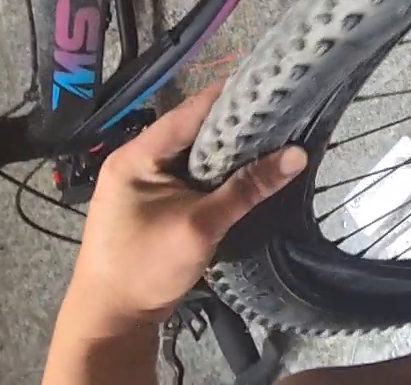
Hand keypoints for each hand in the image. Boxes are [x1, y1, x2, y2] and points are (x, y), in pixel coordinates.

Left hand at [59, 83, 306, 332]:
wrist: (109, 326)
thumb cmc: (144, 270)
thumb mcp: (201, 226)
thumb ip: (249, 187)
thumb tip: (300, 153)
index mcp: (137, 156)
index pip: (194, 109)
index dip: (235, 95)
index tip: (276, 84)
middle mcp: (139, 158)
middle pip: (198, 124)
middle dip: (240, 118)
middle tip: (285, 107)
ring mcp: (147, 177)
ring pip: (199, 146)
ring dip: (234, 142)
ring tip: (278, 128)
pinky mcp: (158, 195)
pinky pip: (197, 166)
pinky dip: (224, 161)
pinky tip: (253, 159)